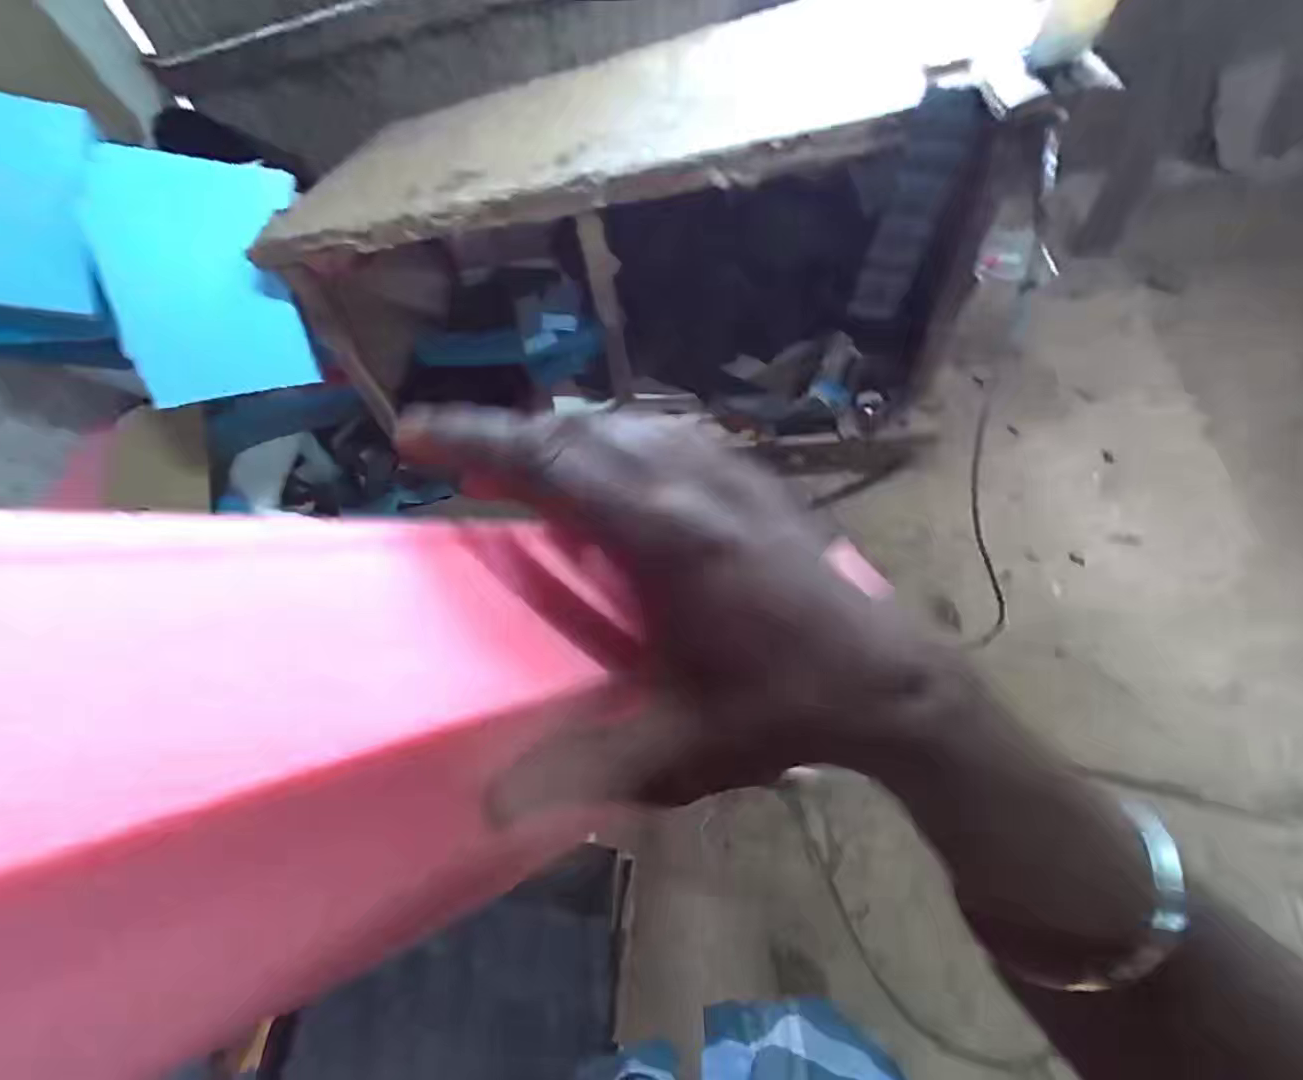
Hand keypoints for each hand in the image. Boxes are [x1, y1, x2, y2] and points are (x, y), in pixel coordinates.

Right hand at [398, 406, 959, 803]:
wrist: (888, 677)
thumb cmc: (785, 708)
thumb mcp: (682, 747)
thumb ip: (587, 771)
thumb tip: (491, 808)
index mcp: (664, 536)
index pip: (550, 462)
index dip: (474, 440)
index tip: (414, 435)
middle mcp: (691, 484)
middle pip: (578, 432)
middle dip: (508, 441)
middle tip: (466, 470)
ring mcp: (729, 472)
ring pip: (623, 426)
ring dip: (565, 441)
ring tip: (531, 474)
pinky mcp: (755, 478)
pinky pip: (669, 436)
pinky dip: (620, 444)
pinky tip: (616, 476)